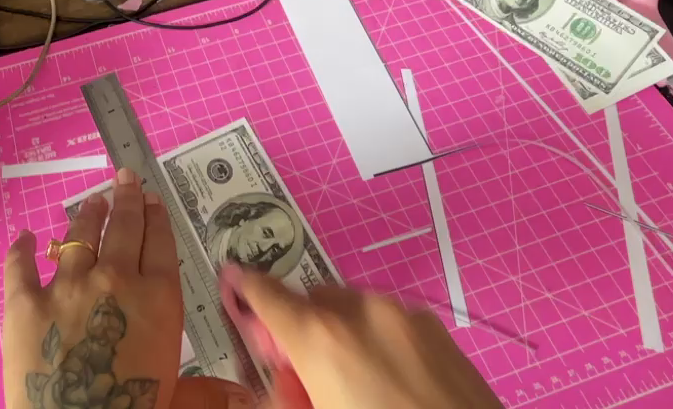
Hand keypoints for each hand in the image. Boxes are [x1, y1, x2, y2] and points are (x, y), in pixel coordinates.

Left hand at [4, 168, 247, 408]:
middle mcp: (114, 280)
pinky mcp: (24, 304)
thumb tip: (245, 398)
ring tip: (92, 201)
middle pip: (123, 229)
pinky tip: (24, 236)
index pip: (160, 245)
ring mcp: (66, 287)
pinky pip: (20, 267)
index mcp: (156, 300)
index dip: (157, 219)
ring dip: (87, 216)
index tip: (153, 199)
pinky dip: (22, 249)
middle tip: (125, 177)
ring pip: (79, 237)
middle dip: (127, 200)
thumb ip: (207, 394)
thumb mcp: (179, 404)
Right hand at [231, 270, 501, 408]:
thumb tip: (285, 379)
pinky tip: (398, 389)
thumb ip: (293, 393)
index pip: (267, 296)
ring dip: (344, 337)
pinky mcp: (440, 331)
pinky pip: (392, 324)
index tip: (232, 278)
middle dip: (303, 330)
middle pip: (312, 302)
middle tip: (309, 378)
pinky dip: (381, 344)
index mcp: (322, 337)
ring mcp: (404, 316)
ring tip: (361, 389)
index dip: (245, 287)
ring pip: (354, 311)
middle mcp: (360, 311)